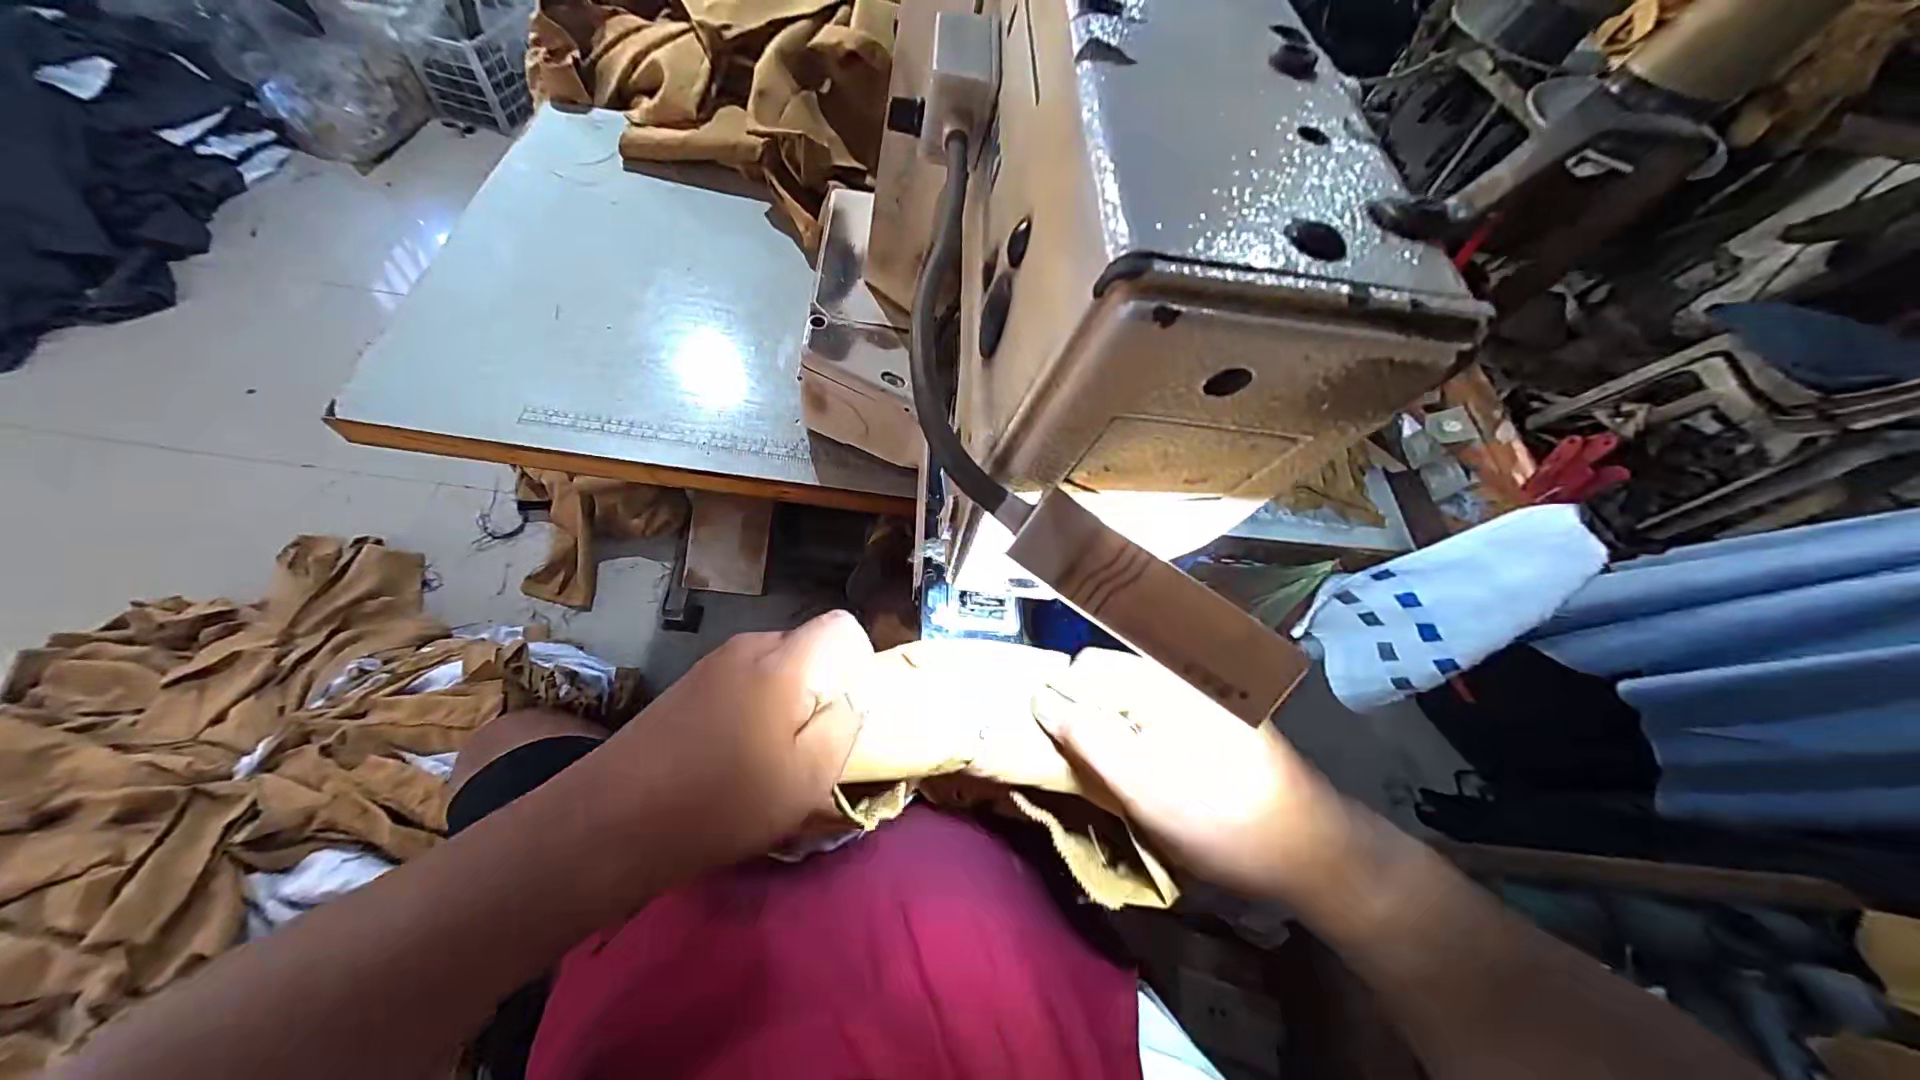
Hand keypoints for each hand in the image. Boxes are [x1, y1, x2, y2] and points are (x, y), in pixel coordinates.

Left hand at [562, 611, 872, 882]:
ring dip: (787, 702)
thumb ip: (845, 724)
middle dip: (823, 687)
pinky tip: (732, 756)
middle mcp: (750, 646)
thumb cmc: (722, 802)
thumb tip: (855, 695)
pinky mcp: (688, 684)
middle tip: (810, 745)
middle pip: (810, 647)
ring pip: (777, 666)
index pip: (843, 626)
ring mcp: (713, 663)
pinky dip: (754, 708)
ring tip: (769, 757)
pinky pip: (744, 681)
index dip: (859, 663)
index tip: (846, 712)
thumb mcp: (808, 777)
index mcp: (784, 662)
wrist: (609, 822)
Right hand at [1035, 687, 1351, 904]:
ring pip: (1128, 692)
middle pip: (1107, 675)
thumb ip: (1086, 736)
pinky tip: (1147, 765)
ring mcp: (1199, 688)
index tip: (1050, 737)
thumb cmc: (1222, 821)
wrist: (1311, 849)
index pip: (1086, 667)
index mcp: (1166, 675)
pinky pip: (1153, 705)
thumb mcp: (1143, 787)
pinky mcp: (1211, 710)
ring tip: (1114, 769)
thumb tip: (1041, 698)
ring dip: (1109, 722)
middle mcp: (1182, 669)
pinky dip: (1136, 727)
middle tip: (1083, 761)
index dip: (1061, 700)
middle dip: (1085, 710)